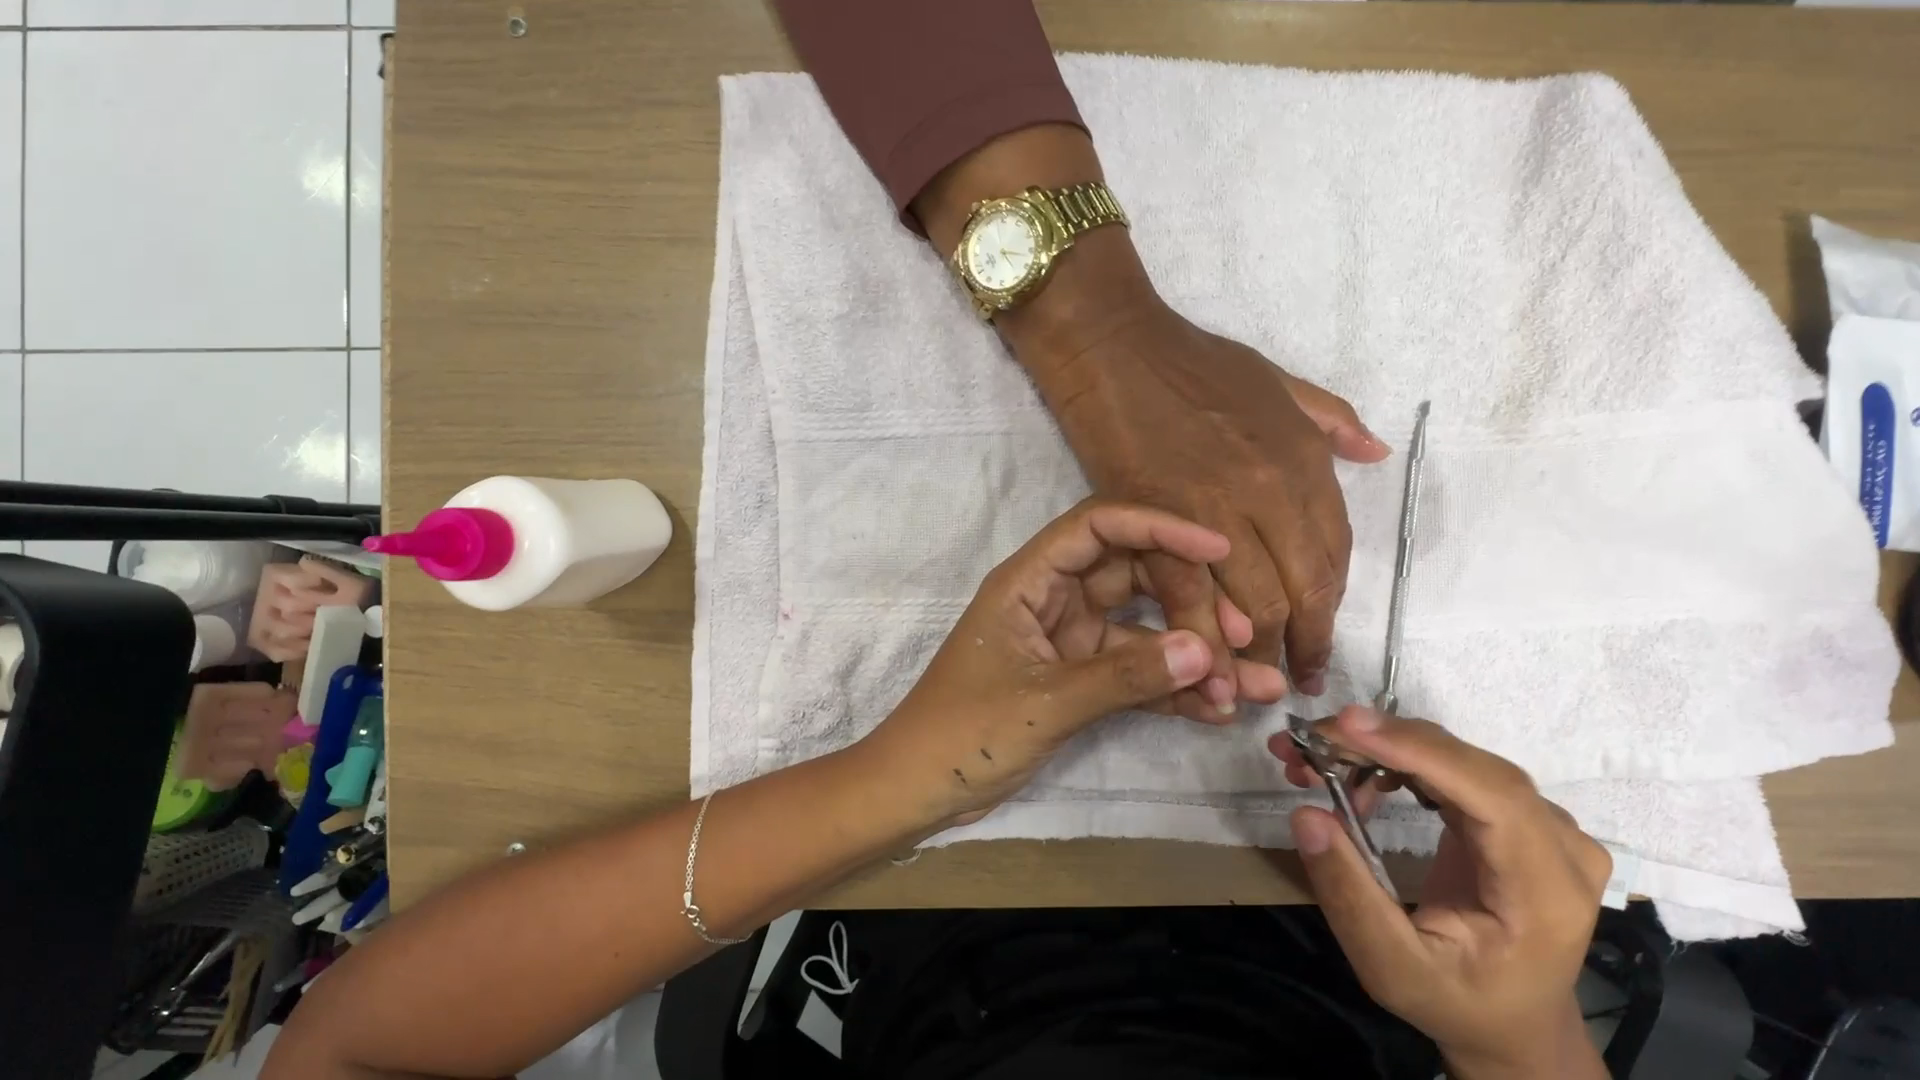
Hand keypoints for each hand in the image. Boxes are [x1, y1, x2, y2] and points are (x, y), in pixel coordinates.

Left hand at [859, 500, 1287, 831]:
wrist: (920, 789)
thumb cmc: (964, 732)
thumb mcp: (1046, 701)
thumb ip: (1124, 676)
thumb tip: (1205, 649)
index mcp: (1030, 581)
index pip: (1100, 527)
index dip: (1160, 527)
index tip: (1220, 548)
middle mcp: (1055, 601)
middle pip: (1136, 576)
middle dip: (1192, 604)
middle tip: (1239, 644)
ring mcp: (1070, 641)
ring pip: (1146, 629)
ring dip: (1195, 654)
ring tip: (1251, 688)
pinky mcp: (1080, 681)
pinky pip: (1137, 673)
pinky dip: (1173, 688)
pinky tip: (1217, 711)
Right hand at [910, 125, 1387, 708]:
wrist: (1114, 350)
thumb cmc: (1194, 361)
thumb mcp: (1277, 378)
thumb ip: (1330, 419)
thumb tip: (1374, 455)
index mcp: (1301, 458)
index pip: (1334, 552)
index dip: (1331, 606)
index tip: (1322, 637)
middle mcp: (1269, 490)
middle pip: (1301, 588)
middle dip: (1303, 643)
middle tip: (1297, 678)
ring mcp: (1213, 509)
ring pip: (1254, 600)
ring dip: (1259, 652)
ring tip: (1256, 684)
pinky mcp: (1156, 521)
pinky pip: (1191, 591)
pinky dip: (1205, 632)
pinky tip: (1210, 658)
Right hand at [1271, 707, 1611, 1079]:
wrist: (1512, 1023)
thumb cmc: (1456, 1001)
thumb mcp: (1391, 967)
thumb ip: (1349, 895)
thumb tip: (1306, 813)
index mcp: (1545, 892)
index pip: (1494, 797)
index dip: (1423, 753)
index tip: (1349, 725)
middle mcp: (1561, 846)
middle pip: (1472, 768)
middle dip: (1383, 743)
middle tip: (1304, 742)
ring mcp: (1545, 825)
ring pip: (1458, 759)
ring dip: (1381, 747)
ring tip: (1312, 759)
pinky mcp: (1517, 815)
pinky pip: (1454, 769)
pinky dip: (1397, 759)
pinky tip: (1354, 773)